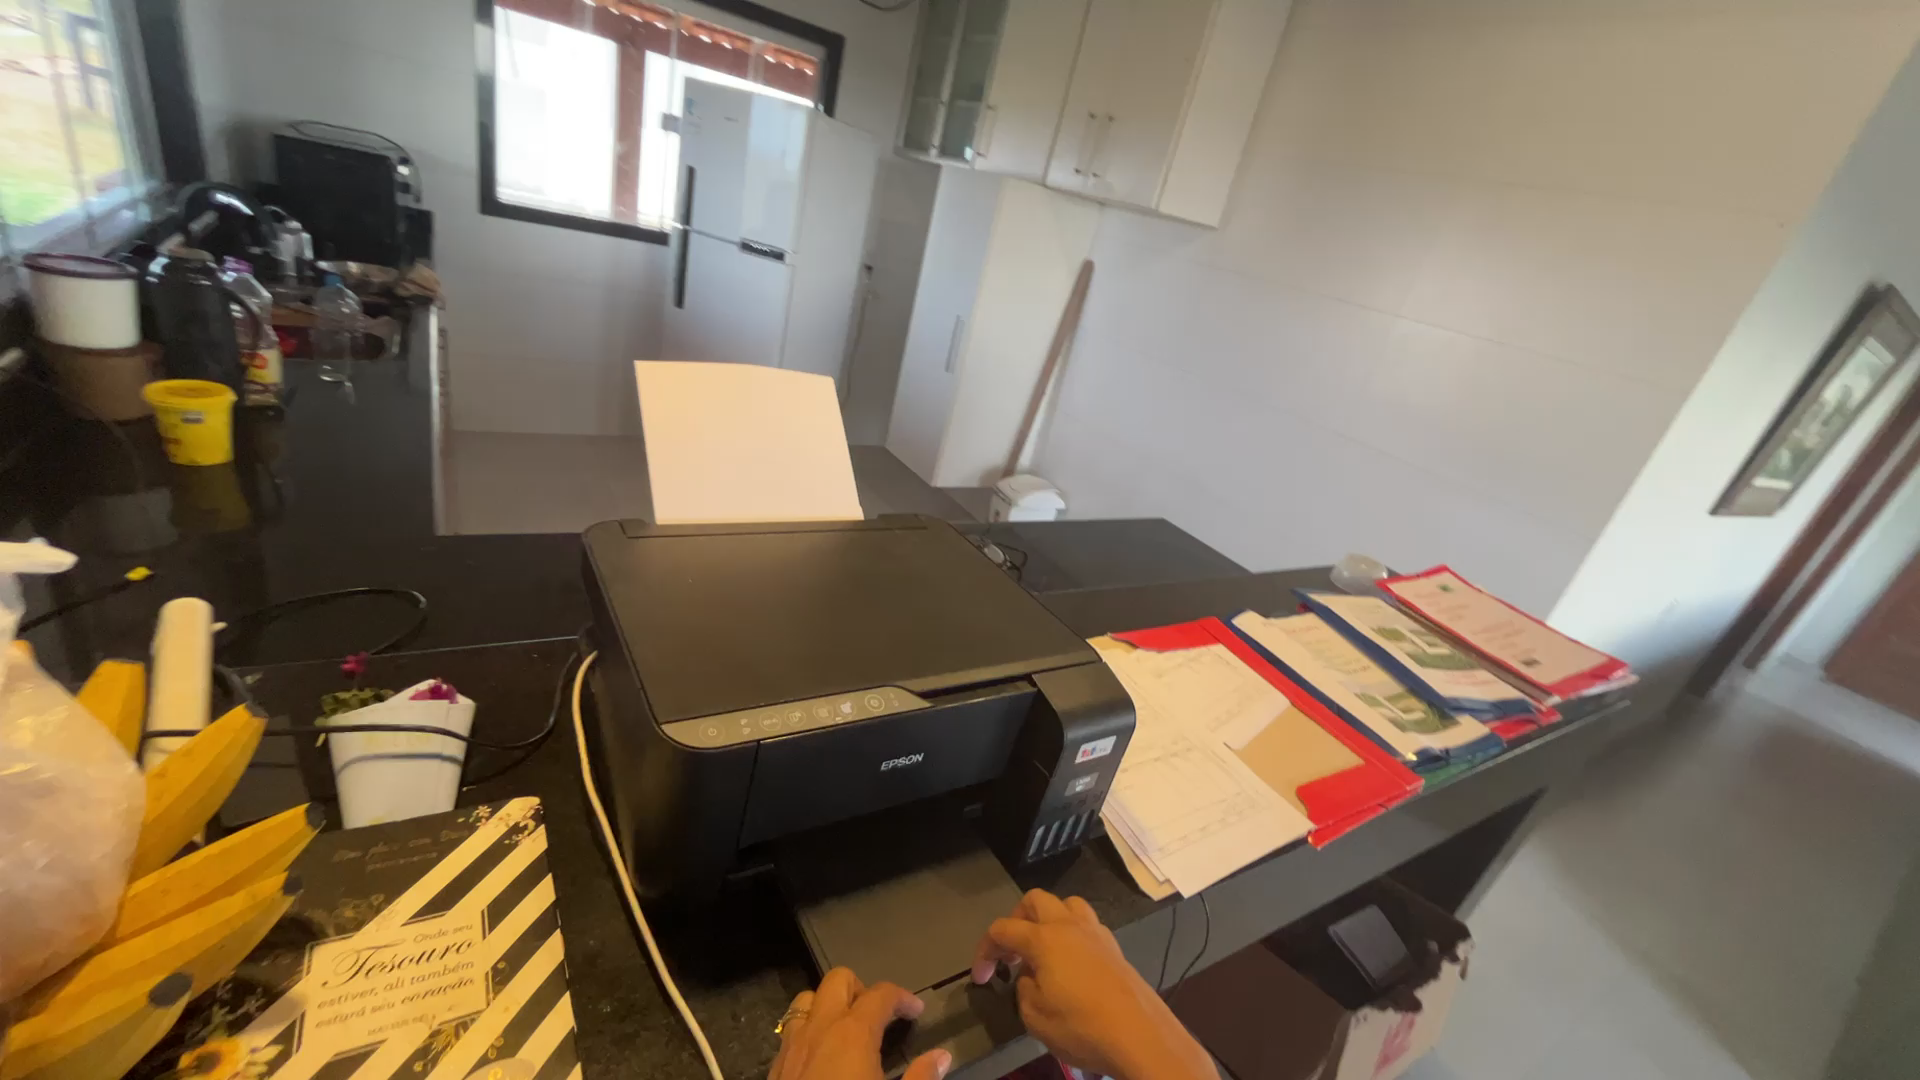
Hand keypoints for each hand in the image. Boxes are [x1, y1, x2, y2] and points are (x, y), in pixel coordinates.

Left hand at [768, 967, 951, 1079]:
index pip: (882, 993)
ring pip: (808, 999)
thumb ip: (919, 1078)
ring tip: (845, 1030)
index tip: (917, 1011)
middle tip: (878, 1017)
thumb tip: (942, 1056)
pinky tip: (820, 1057)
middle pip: (839, 980)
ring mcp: (792, 1046)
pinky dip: (808, 1031)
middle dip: (861, 989)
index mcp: (853, 1032)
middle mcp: (820, 1028)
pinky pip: (790, 1031)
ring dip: (828, 1005)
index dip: (903, 997)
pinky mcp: (775, 1068)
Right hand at [971, 890, 1215, 1079]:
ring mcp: (1095, 932)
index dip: (984, 950)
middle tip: (1012, 952)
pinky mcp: (1113, 947)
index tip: (980, 977)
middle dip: (1016, 920)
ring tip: (1042, 949)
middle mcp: (1068, 925)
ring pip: (1065, 905)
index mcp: (1043, 938)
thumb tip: (1029, 977)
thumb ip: (1024, 990)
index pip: (1002, 930)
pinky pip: (1086, 924)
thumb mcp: (1036, 1018)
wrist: (1140, 1035)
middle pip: (1034, 900)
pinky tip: (1071, 962)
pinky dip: (1071, 934)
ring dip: (1047, 919)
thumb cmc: (1082, 1026)